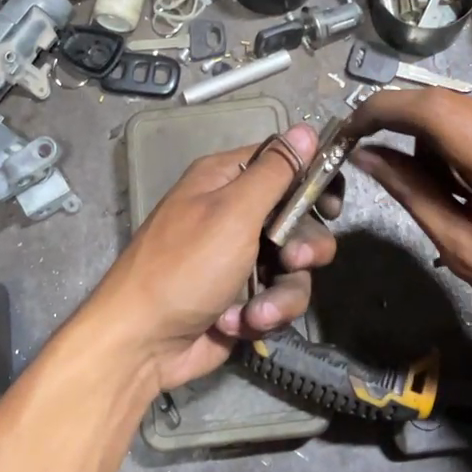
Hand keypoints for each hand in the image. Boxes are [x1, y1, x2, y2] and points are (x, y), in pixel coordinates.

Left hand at [88, 124, 338, 391]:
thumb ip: (275, 172)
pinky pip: (278, 299)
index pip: (284, 163)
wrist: (142, 343)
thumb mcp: (232, 213)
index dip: (313, 180)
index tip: (330, 205)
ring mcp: (241, 258)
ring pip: (295, 268)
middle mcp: (235, 214)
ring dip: (280, 294)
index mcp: (226, 181)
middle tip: (292, 261)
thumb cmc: (184, 267)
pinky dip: (262, 314)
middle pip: (300, 220)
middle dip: (303, 248)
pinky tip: (236, 323)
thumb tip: (305, 129)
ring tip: (255, 312)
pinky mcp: (244, 297)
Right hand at [348, 90, 471, 347]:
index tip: (354, 127)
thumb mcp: (463, 251)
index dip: (385, 109)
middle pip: (449, 105)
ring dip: (445, 136)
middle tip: (410, 176)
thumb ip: (411, 193)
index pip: (436, 111)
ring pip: (469, 106)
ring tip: (459, 187)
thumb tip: (365, 153)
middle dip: (413, 132)